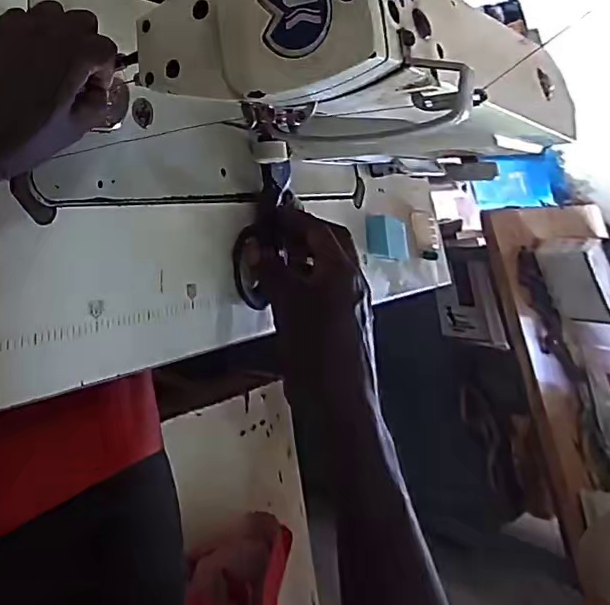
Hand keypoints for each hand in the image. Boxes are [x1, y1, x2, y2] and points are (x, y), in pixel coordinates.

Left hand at [0, 1, 118, 182]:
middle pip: (83, 23)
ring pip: (53, 13)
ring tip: (51, 61)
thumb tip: (96, 94)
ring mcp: (20, 28)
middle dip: (85, 45)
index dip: (103, 70)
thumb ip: (95, 104)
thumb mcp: (71, 129)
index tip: (93, 85)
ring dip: (58, 33)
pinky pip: (21, 18)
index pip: (105, 48)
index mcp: (74, 54)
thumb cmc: (13, 137)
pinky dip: (29, 32)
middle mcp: (49, 33)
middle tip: (78, 72)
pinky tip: (25, 57)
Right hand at [239, 205, 369, 349]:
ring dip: (303, 255)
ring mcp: (351, 304)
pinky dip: (305, 277)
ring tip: (276, 254)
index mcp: (342, 272)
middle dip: (304, 232)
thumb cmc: (315, 347)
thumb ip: (269, 269)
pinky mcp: (343, 322)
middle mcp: (352, 284)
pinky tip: (285, 286)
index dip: (294, 218)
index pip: (318, 231)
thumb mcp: (285, 300)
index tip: (273, 211)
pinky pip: (324, 287)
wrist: (336, 399)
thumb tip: (257, 249)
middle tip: (278, 228)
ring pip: (327, 266)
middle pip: (331, 244)